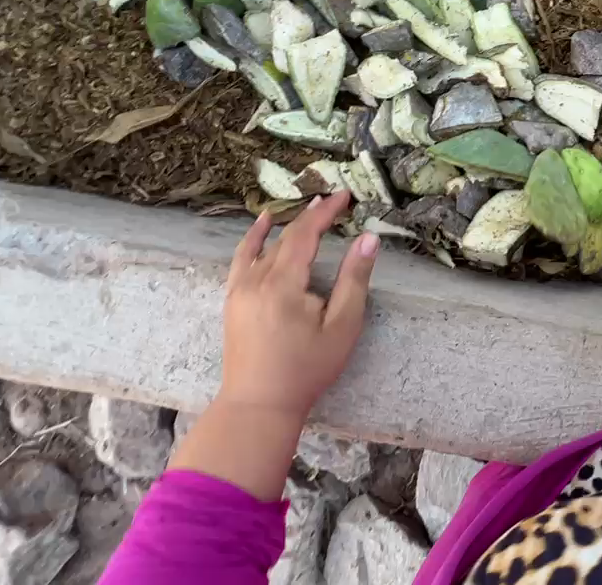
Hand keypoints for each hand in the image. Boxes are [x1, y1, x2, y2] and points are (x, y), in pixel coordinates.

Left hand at [170, 193, 378, 497]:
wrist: (258, 406)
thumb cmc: (307, 368)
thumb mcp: (342, 325)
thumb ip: (354, 278)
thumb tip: (368, 238)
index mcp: (283, 284)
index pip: (305, 234)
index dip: (325, 212)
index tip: (345, 196)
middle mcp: (256, 280)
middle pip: (286, 237)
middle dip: (312, 216)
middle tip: (336, 201)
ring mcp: (239, 290)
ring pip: (265, 246)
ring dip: (288, 223)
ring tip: (307, 205)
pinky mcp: (233, 301)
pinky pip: (241, 258)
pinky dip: (253, 238)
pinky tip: (262, 224)